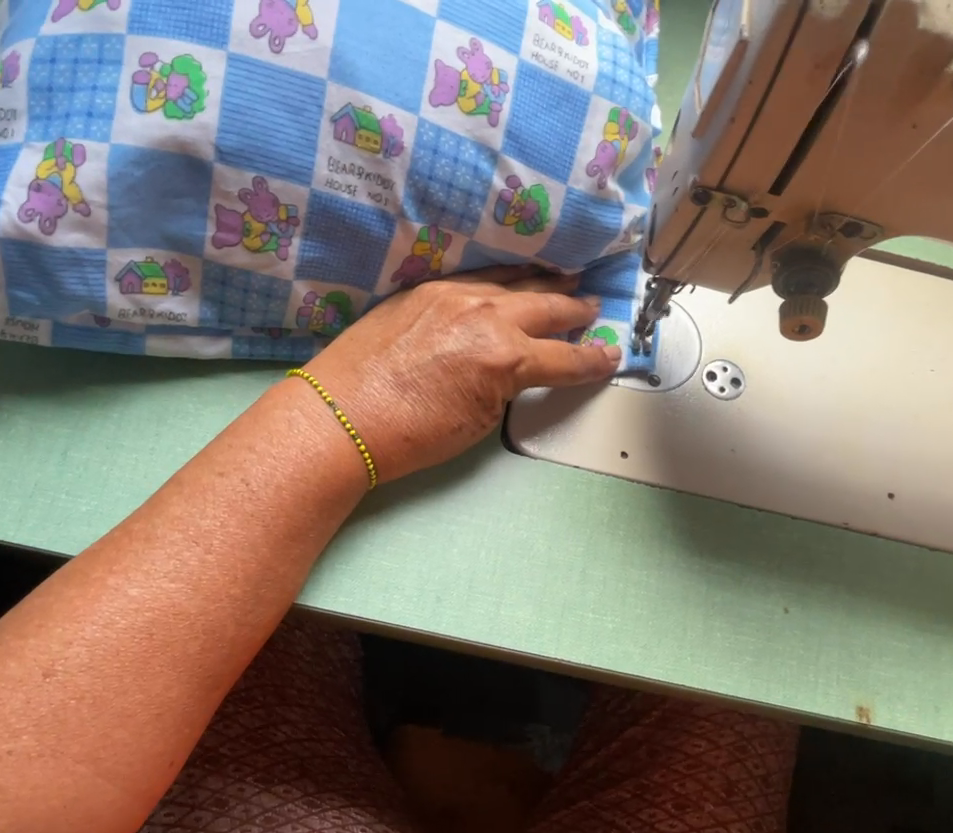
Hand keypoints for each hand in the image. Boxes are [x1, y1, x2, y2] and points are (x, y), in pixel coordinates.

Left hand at [298, 269, 621, 482]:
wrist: (341, 417)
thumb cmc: (410, 435)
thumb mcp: (478, 422)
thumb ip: (507, 388)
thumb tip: (517, 371)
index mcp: (507, 359)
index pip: (567, 360)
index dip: (594, 362)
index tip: (612, 357)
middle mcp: (487, 317)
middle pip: (547, 308)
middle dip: (575, 311)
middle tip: (592, 308)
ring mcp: (453, 296)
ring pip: (512, 283)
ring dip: (542, 285)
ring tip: (563, 282)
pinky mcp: (424, 290)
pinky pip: (476, 277)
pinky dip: (502, 278)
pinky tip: (508, 277)